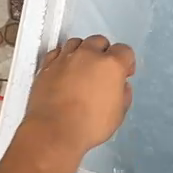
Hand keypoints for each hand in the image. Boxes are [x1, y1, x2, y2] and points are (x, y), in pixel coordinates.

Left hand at [19, 35, 135, 156]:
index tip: (124, 74)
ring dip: (82, 51)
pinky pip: (57, 52)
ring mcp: (65, 58)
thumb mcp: (118, 115)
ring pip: (77, 42)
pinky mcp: (46, 65)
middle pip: (99, 41)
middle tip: (102, 71)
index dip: (126, 62)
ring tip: (81, 68)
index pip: (124, 51)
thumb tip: (121, 86)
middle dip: (104, 53)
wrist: (54, 130)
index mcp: (111, 65)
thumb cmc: (90, 125)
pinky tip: (64, 69)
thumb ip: (123, 95)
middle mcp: (88, 55)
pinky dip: (63, 57)